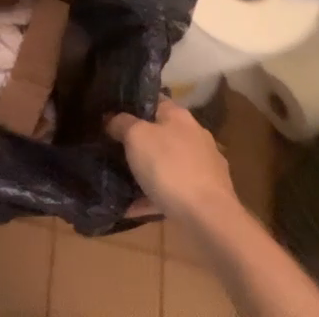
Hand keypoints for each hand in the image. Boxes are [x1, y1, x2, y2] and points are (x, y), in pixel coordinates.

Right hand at [107, 98, 239, 220]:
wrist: (209, 218)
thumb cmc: (169, 167)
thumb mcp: (135, 136)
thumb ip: (120, 122)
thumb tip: (111, 119)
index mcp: (179, 116)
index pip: (152, 100)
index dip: (130, 105)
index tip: (109, 115)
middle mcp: (194, 136)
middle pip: (160, 134)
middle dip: (137, 142)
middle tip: (111, 149)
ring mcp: (204, 167)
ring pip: (166, 164)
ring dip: (146, 171)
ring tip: (120, 181)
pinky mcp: (206, 195)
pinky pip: (172, 191)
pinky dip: (154, 197)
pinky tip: (133, 208)